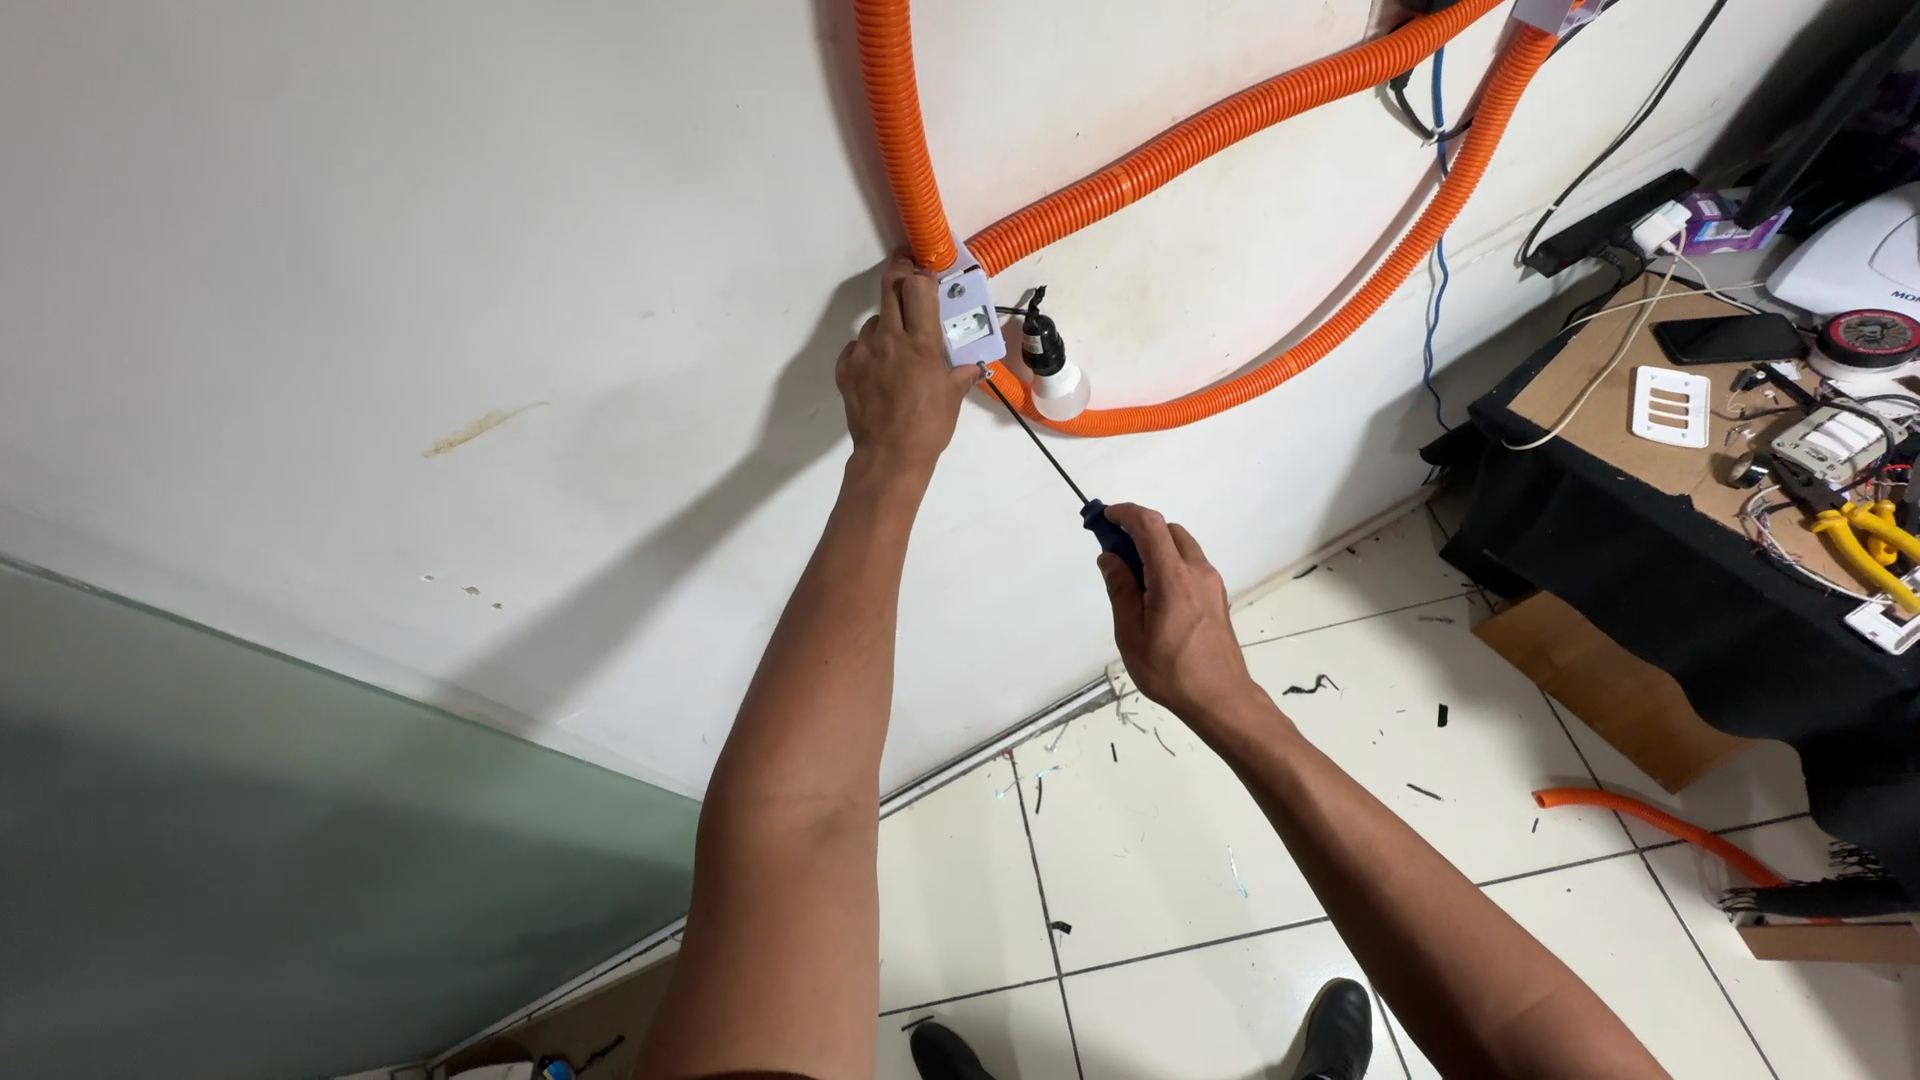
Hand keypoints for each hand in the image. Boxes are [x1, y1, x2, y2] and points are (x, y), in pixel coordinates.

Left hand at [837, 255, 980, 473]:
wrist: (890, 456)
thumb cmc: (929, 426)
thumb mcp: (953, 397)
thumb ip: (961, 373)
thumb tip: (973, 366)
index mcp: (921, 342)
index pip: (918, 286)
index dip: (922, 275)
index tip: (926, 276)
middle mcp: (889, 339)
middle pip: (890, 287)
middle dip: (900, 277)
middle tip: (908, 280)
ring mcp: (863, 352)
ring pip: (873, 321)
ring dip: (886, 326)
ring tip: (895, 350)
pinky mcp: (844, 368)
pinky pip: (855, 347)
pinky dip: (867, 351)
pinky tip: (877, 370)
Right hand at [1098, 503, 1268, 725]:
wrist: (1221, 698)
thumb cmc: (1170, 671)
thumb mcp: (1131, 635)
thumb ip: (1120, 590)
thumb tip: (1110, 558)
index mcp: (1173, 579)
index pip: (1150, 526)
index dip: (1125, 513)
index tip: (1104, 517)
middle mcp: (1197, 572)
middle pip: (1168, 530)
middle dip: (1138, 530)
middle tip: (1113, 551)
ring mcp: (1212, 583)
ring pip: (1181, 545)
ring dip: (1155, 546)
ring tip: (1132, 576)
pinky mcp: (1217, 596)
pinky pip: (1190, 564)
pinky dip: (1169, 562)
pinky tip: (1153, 592)